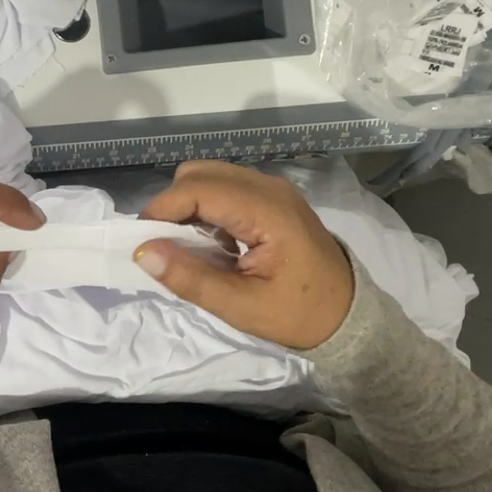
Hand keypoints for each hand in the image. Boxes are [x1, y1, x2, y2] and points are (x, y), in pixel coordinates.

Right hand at [133, 161, 354, 350]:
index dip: (161, 210)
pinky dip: (205, 207)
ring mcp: (272, 190)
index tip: (142, 243)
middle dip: (172, 204)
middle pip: (199, 173)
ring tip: (187, 245)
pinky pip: (224, 187)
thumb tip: (141, 253)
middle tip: (164, 245)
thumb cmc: (298, 315)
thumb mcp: (241, 307)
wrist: (350, 318)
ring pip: (209, 175)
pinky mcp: (271, 198)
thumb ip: (189, 278)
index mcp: (267, 211)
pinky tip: (211, 241)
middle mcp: (269, 188)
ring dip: (187, 204)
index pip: (197, 189)